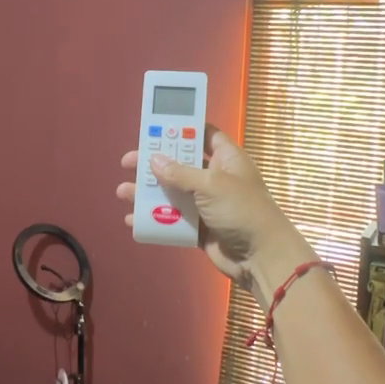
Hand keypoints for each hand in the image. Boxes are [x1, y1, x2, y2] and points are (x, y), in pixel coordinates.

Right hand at [116, 125, 315, 297]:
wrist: (261, 257)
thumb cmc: (241, 210)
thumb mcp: (211, 185)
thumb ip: (180, 173)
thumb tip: (153, 160)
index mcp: (226, 159)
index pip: (203, 134)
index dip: (181, 128)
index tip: (154, 126)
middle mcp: (215, 177)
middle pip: (179, 164)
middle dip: (154, 163)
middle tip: (128, 161)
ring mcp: (206, 203)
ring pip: (171, 192)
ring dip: (147, 192)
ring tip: (123, 192)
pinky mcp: (198, 227)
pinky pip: (171, 218)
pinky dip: (153, 218)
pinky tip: (134, 219)